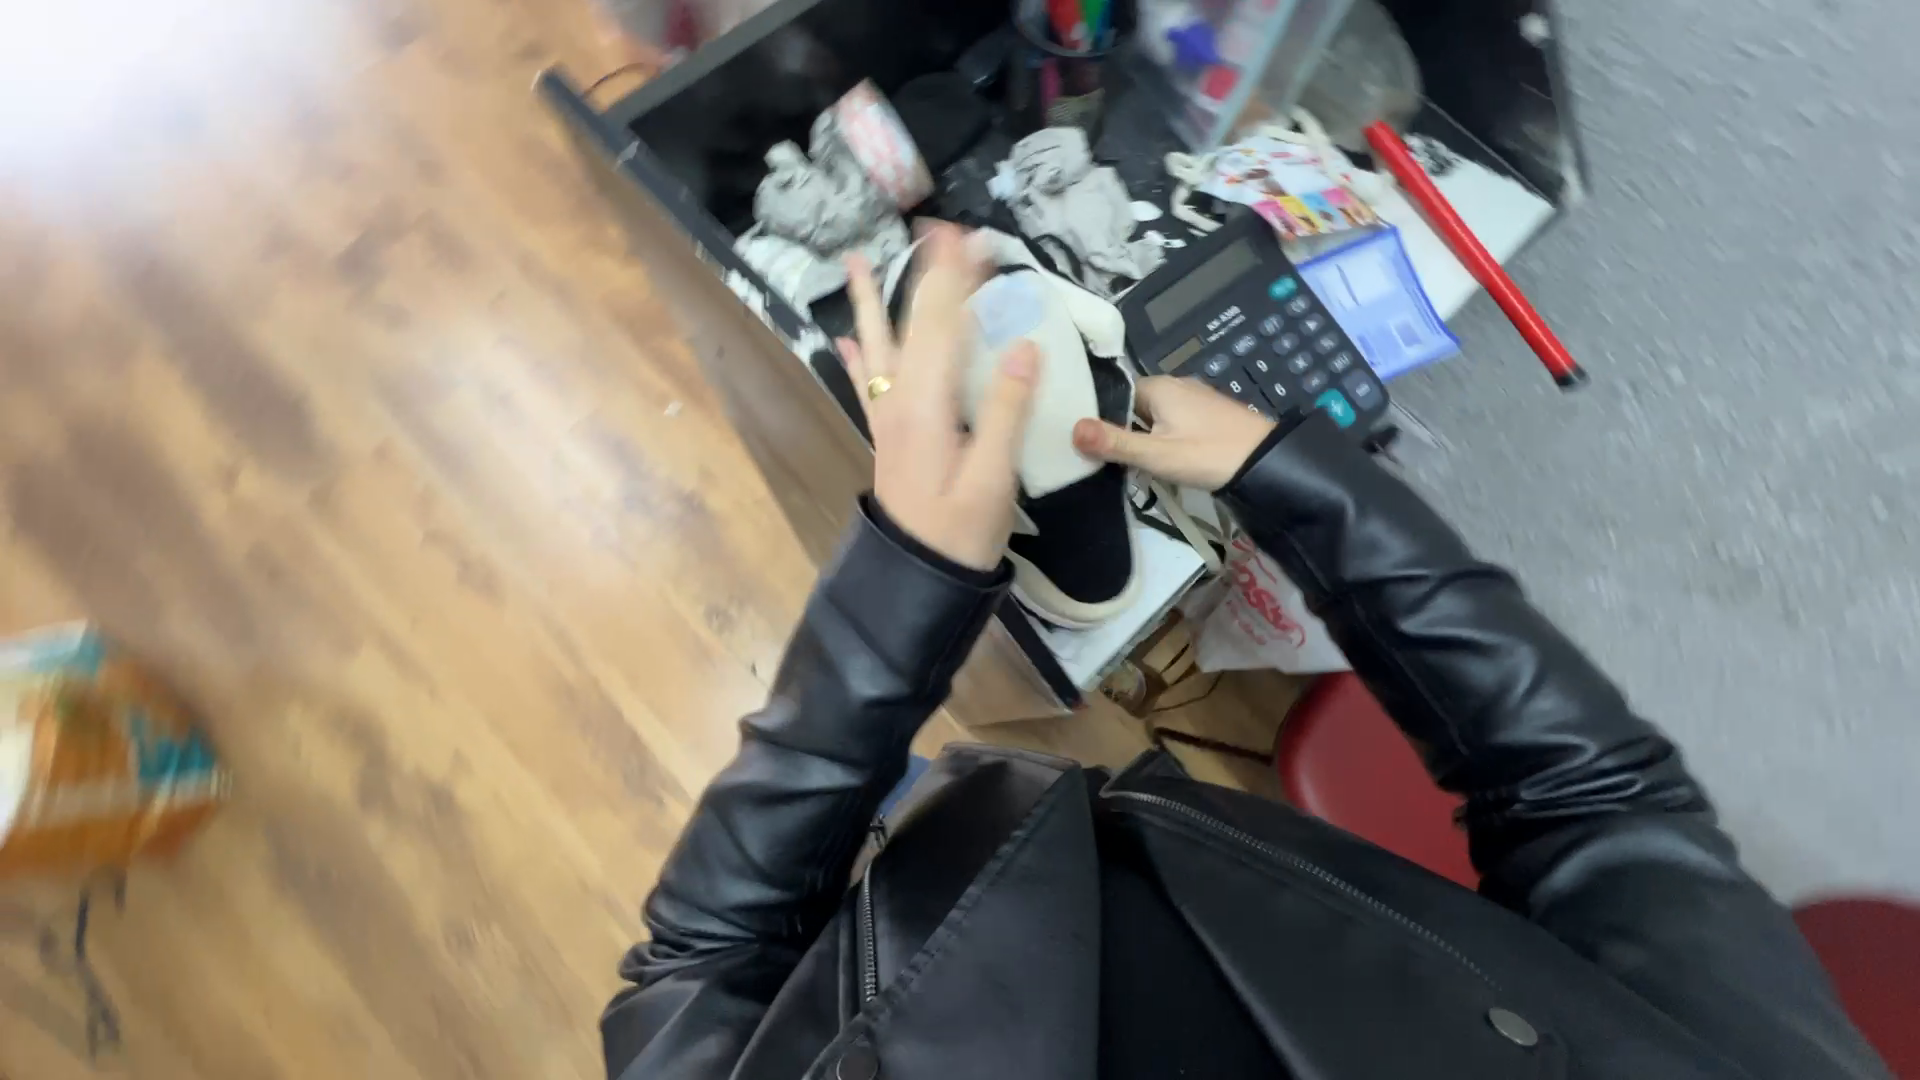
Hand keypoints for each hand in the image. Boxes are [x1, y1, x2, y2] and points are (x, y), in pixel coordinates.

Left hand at [839, 227, 1039, 571]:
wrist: (915, 575)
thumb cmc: (960, 531)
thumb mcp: (993, 477)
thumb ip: (1008, 410)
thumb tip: (1024, 345)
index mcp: (927, 404)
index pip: (942, 324)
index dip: (956, 277)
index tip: (971, 235)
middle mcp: (898, 401)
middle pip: (909, 325)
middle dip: (924, 276)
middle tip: (934, 230)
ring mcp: (886, 417)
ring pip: (874, 347)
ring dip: (868, 304)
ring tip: (855, 264)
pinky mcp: (886, 435)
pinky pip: (865, 384)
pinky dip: (856, 357)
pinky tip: (844, 341)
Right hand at [1071, 376, 1275, 490]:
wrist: (1267, 465)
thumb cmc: (1208, 454)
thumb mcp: (1156, 454)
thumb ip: (1114, 442)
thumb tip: (1071, 429)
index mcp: (1158, 386)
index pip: (1113, 393)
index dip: (1095, 414)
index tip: (1077, 438)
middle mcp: (1174, 386)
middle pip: (1130, 405)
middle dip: (1114, 429)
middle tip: (1092, 457)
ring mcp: (1192, 402)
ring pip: (1149, 417)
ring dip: (1136, 438)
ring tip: (1114, 463)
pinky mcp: (1204, 418)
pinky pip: (1168, 424)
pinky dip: (1155, 440)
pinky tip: (1150, 461)